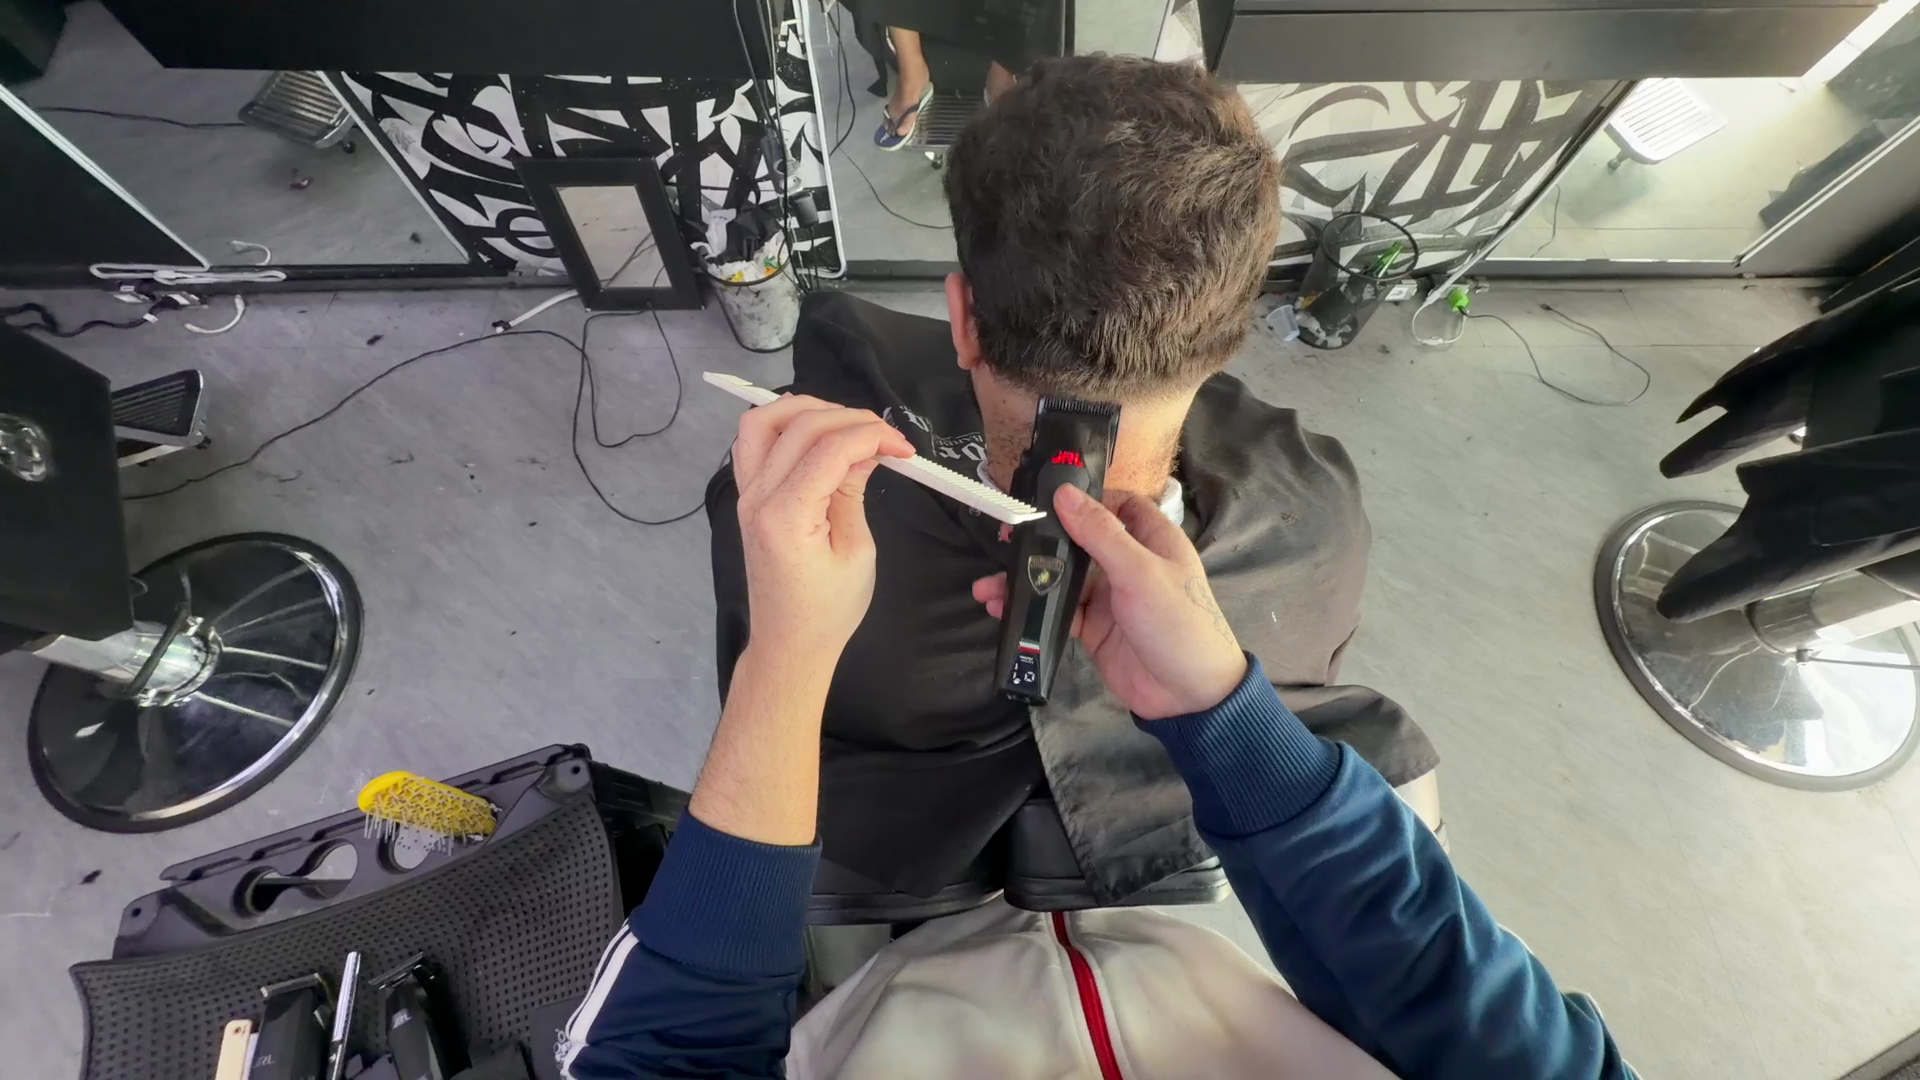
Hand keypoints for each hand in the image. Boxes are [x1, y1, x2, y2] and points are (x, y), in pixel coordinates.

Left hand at [732, 394, 914, 664]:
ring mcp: (745, 495)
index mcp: (787, 516)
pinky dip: (781, 423)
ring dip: (807, 409)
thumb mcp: (857, 551)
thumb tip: (865, 449)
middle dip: (849, 419)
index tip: (905, 448)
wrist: (789, 643)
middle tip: (887, 437)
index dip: (872, 436)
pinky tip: (811, 427)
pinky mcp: (747, 497)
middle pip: (799, 426)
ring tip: (847, 422)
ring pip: (764, 422)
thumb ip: (852, 491)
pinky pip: (752, 443)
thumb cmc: (829, 610)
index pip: (829, 449)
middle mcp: (758, 497)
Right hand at [972, 484, 1247, 719]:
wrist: (1189, 697)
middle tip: (1004, 539)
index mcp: (1151, 540)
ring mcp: (1108, 597)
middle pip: (1079, 541)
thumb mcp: (1139, 572)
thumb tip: (1063, 494)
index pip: (1117, 505)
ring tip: (988, 586)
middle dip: (1041, 541)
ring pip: (1061, 578)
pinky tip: (1002, 609)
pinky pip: (1057, 611)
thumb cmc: (1176, 622)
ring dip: (1027, 580)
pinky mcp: (1092, 627)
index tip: (1046, 499)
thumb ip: (1099, 533)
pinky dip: (1031, 609)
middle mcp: (1128, 563)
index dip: (1085, 500)